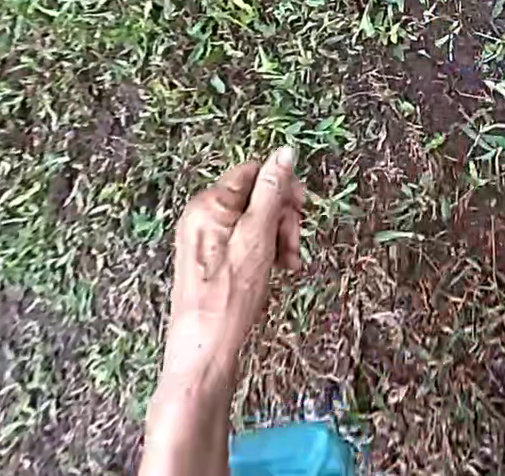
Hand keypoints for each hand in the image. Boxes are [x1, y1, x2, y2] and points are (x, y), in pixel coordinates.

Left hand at [158, 147, 304, 390]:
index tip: (301, 209)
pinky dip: (268, 248)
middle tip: (295, 240)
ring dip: (279, 233)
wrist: (204, 355)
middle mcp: (203, 215)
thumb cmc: (230, 295)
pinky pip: (247, 238)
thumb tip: (286, 150)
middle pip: (257, 194)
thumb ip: (272, 190)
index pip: (254, 171)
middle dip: (283, 214)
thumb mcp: (258, 236)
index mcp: (209, 204)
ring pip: (256, 217)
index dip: (282, 186)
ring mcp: (206, 238)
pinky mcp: (212, 258)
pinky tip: (279, 267)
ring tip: (290, 260)